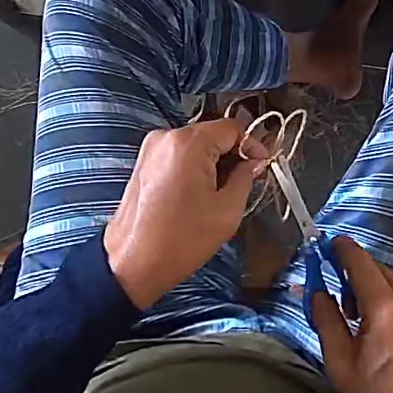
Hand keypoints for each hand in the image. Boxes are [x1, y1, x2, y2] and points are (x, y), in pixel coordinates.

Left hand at [103, 119, 263, 308]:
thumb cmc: (178, 241)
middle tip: (247, 179)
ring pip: (197, 144)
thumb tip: (253, 163)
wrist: (131, 264)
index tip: (261, 163)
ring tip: (221, 191)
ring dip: (214, 161)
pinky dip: (194, 166)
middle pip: (213, 133)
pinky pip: (179, 154)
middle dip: (233, 154)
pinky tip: (199, 193)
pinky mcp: (145, 162)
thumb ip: (246, 177)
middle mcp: (167, 137)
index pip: (232, 127)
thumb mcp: (227, 210)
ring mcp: (152, 148)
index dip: (252, 144)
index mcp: (189, 143)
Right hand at [310, 236, 392, 392]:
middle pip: (375, 266)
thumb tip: (315, 290)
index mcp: (383, 307)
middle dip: (356, 275)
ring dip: (377, 285)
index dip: (340, 248)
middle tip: (345, 303)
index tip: (329, 245)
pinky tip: (392, 323)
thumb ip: (325, 320)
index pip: (358, 259)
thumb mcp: (342, 365)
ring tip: (370, 319)